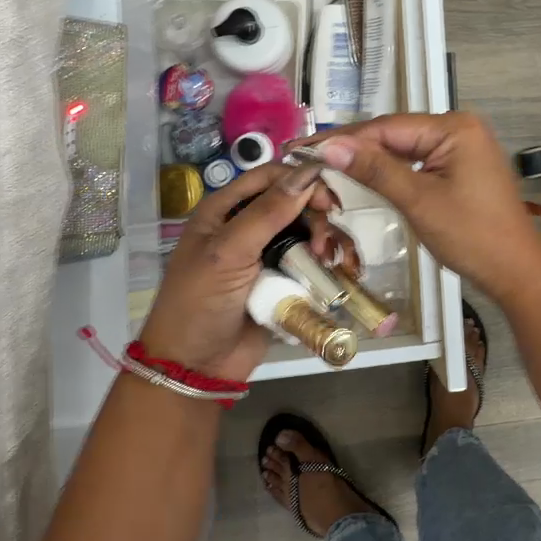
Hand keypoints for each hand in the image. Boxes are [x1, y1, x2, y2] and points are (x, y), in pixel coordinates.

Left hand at [138, 162, 333, 382]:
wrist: (195, 368)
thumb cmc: (200, 303)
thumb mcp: (229, 253)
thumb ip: (267, 213)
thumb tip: (308, 172)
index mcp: (225, 211)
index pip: (270, 177)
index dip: (301, 181)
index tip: (327, 200)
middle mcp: (248, 227)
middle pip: (297, 203)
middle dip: (318, 218)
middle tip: (326, 245)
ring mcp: (268, 256)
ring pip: (311, 233)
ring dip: (329, 242)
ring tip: (332, 264)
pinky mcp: (285, 282)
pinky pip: (315, 263)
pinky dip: (332, 264)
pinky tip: (344, 272)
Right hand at [303, 113, 540, 300]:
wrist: (516, 271)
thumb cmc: (471, 236)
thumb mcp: (418, 200)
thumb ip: (375, 170)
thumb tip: (331, 146)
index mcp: (455, 127)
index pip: (388, 126)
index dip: (345, 138)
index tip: (305, 146)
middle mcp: (461, 128)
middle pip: (396, 134)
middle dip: (355, 147)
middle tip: (309, 156)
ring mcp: (465, 148)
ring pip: (406, 149)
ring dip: (371, 159)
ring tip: (327, 165)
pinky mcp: (463, 168)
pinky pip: (420, 163)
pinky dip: (393, 171)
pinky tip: (365, 176)